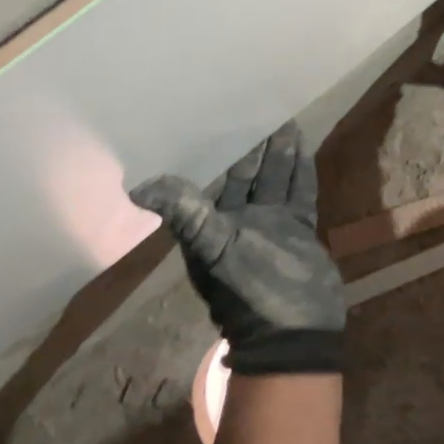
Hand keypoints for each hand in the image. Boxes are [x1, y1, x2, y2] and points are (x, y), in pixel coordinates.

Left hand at [130, 122, 344, 374]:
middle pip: (250, 175)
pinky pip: (300, 193)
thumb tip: (137, 187)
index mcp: (217, 224)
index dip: (223, 152)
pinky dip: (302, 172)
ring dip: (281, 155)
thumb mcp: (212, 247)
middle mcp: (244, 220)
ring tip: (287, 121)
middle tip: (261, 111)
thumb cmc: (250, 287)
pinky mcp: (300, 231)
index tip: (223, 119)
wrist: (293, 332)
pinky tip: (305, 150)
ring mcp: (275, 225)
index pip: (220, 178)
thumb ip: (184, 212)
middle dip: (255, 147)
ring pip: (276, 181)